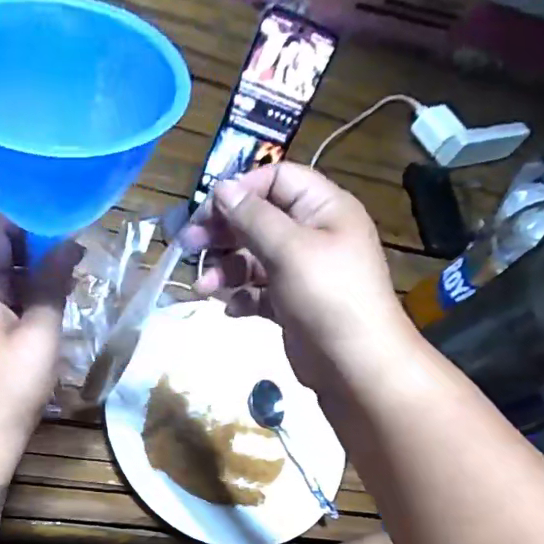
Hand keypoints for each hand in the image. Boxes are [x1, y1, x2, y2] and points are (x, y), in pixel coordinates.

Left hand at [0, 215, 81, 444]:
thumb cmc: (15, 382)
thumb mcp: (41, 331)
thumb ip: (52, 283)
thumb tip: (68, 244)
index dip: (28, 222)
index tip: (63, 227)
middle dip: (35, 247)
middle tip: (73, 256)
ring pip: (2, 279)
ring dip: (33, 274)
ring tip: (69, 279)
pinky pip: (2, 302)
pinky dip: (26, 296)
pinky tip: (51, 306)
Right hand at [181, 163, 411, 392]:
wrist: (355, 364)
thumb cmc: (327, 296)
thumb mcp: (289, 248)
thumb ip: (252, 217)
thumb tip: (222, 188)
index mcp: (323, 208)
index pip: (278, 179)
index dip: (242, 190)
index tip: (207, 210)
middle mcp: (314, 234)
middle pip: (260, 220)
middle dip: (224, 232)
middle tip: (188, 246)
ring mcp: (302, 272)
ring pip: (255, 259)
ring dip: (226, 270)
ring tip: (203, 287)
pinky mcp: (292, 305)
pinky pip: (259, 292)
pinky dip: (242, 297)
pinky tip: (231, 309)